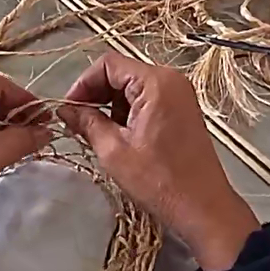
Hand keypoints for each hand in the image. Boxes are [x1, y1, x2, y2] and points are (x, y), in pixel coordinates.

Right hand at [58, 53, 259, 270]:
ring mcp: (180, 95)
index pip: (109, 64)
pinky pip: (148, 100)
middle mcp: (172, 81)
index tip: (69, 108)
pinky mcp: (183, 111)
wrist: (202, 206)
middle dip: (97, 95)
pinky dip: (129, 113)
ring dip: (112, 106)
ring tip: (98, 134)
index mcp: (156, 82)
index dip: (83, 83)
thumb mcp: (113, 151)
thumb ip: (87, 122)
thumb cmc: (160, 180)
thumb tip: (67, 110)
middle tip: (78, 123)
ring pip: (134, 87)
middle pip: (122, 73)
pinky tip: (119, 137)